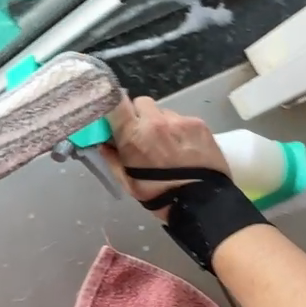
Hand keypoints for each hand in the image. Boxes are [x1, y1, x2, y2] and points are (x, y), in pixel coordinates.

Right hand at [100, 96, 231, 220]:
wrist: (203, 204)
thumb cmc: (158, 195)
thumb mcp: (127, 181)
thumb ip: (112, 158)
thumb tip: (103, 143)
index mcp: (133, 135)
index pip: (115, 102)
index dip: (112, 102)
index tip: (114, 113)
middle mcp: (155, 121)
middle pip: (140, 102)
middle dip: (139, 115)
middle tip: (142, 133)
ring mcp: (179, 120)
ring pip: (163, 111)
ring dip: (161, 123)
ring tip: (168, 144)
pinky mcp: (199, 123)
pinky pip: (182, 119)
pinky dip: (180, 129)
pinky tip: (185, 147)